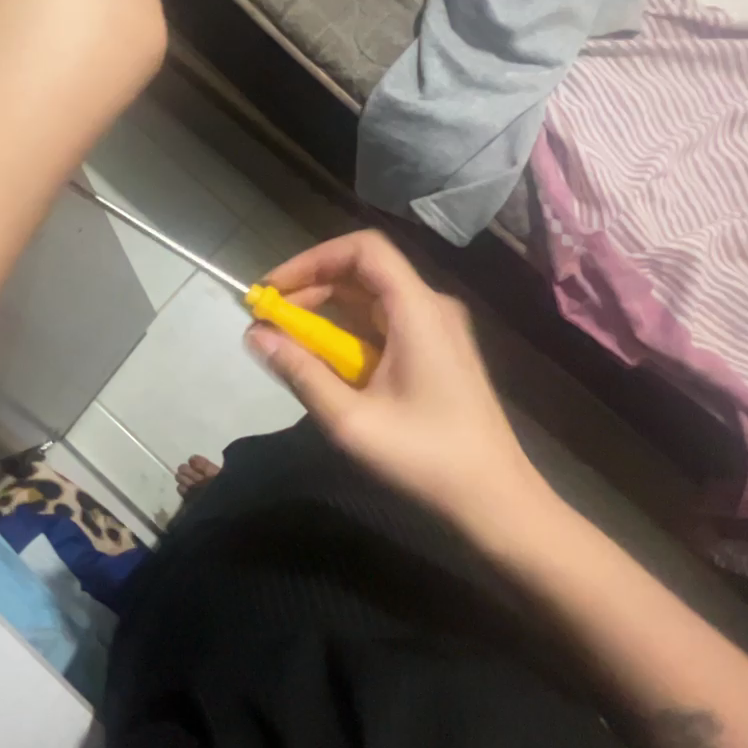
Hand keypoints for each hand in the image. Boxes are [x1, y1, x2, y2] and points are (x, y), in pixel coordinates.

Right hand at [247, 231, 544, 525]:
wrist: (493, 497)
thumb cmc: (424, 457)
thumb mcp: (350, 419)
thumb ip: (300, 372)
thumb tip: (255, 336)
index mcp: (417, 310)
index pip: (363, 249)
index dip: (312, 259)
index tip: (272, 290)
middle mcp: (431, 307)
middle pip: (364, 272)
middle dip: (310, 288)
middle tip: (268, 322)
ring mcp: (437, 330)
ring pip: (371, 299)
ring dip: (325, 313)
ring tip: (287, 343)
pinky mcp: (437, 353)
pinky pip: (384, 325)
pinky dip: (347, 334)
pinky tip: (324, 365)